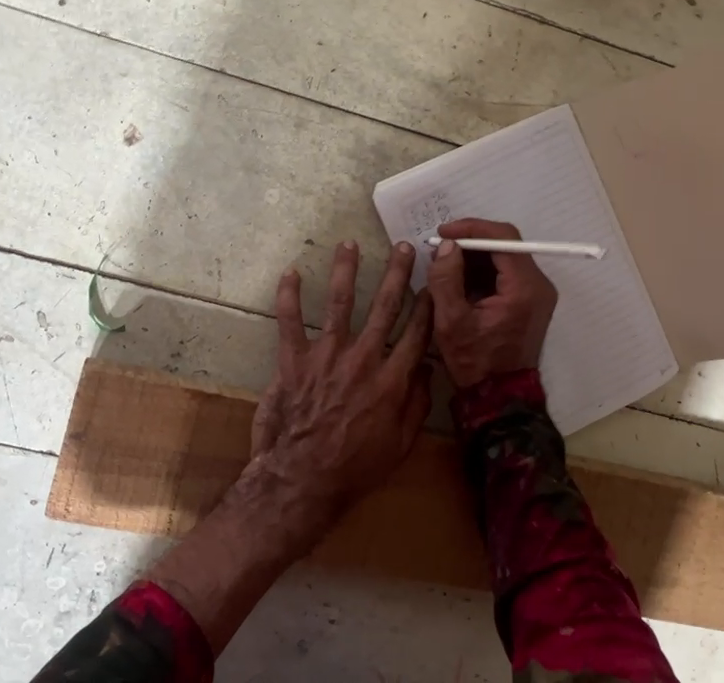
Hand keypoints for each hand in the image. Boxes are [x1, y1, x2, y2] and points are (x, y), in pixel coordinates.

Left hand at [244, 241, 433, 542]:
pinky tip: (291, 272)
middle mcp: (362, 359)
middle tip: (405, 247)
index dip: (427, 306)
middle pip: (384, 307)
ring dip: (345, 270)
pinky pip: (289, 322)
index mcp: (391, 380)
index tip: (434, 283)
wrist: (305, 479)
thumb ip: (416, 404)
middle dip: (397, 274)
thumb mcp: (400, 444)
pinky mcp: (295, 361)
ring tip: (349, 244)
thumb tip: (427, 369)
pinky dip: (288, 296)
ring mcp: (327, 356)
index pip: (416, 333)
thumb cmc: (356, 467)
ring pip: (339, 303)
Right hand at [426, 218, 557, 388]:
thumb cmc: (475, 361)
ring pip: (505, 257)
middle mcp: (538, 285)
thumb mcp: (451, 320)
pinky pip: (506, 273)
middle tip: (439, 249)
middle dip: (470, 242)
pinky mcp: (529, 301)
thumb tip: (447, 246)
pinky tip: (458, 280)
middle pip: (506, 245)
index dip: (471, 229)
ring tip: (444, 265)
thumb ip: (446, 278)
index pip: (503, 238)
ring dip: (474, 256)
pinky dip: (482, 270)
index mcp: (524, 288)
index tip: (443, 233)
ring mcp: (537, 293)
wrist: (499, 395)